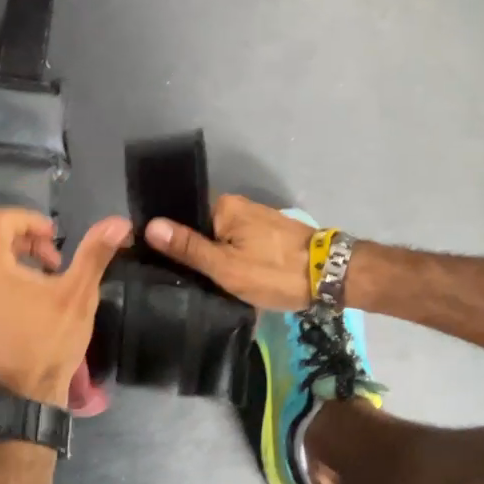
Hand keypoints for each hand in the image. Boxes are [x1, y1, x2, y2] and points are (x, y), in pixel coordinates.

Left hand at [0, 208, 131, 406]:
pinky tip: (36, 299)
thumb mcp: (78, 295)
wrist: (27, 398)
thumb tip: (119, 223)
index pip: (1, 219)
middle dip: (30, 242)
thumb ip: (94, 254)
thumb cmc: (50, 342)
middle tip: (57, 263)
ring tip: (50, 281)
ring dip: (23, 260)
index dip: (30, 219)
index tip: (55, 237)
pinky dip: (11, 277)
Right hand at [143, 195, 315, 310]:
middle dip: (190, 247)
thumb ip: (188, 248)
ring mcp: (254, 218)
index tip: (155, 258)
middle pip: (200, 225)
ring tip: (197, 279)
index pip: (182, 214)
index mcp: (222, 205)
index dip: (168, 236)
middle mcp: (236, 204)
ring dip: (211, 254)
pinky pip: (236, 241)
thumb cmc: (276, 272)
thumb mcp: (227, 267)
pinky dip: (229, 256)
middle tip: (177, 275)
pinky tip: (225, 276)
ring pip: (219, 235)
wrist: (334, 278)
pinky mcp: (267, 233)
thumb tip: (149, 225)